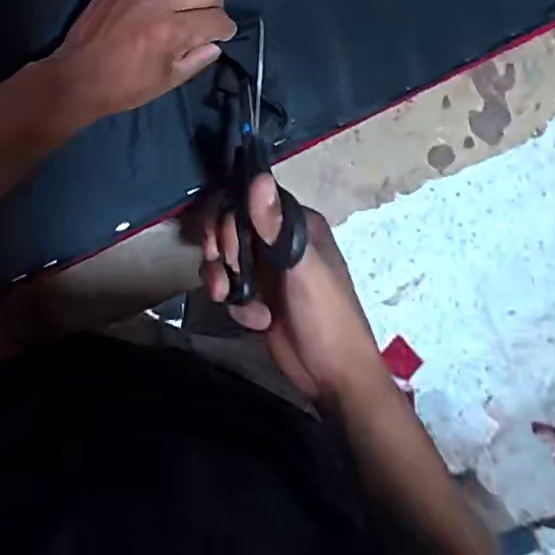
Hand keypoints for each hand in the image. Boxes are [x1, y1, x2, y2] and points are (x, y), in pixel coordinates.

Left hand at [40, 0, 235, 128]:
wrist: (76, 77)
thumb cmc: (124, 86)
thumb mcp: (167, 81)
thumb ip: (197, 59)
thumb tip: (215, 43)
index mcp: (171, 31)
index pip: (218, 18)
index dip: (226, 29)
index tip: (222, 34)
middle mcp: (158, 1)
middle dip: (215, 4)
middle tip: (204, 17)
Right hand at [199, 173, 388, 403]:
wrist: (333, 377)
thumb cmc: (326, 316)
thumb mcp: (301, 269)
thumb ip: (277, 226)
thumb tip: (259, 177)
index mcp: (299, 225)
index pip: (254, 201)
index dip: (233, 217)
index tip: (227, 244)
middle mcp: (282, 240)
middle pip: (234, 227)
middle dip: (223, 250)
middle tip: (227, 272)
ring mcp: (269, 269)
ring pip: (226, 256)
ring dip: (221, 277)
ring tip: (228, 297)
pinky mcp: (258, 296)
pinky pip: (230, 285)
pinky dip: (234, 301)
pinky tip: (254, 319)